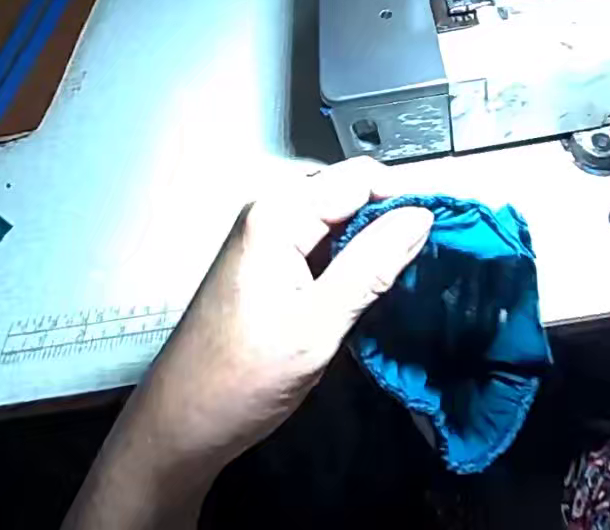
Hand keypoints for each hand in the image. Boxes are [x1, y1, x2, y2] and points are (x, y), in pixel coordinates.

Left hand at [66, 161, 431, 529]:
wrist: (177, 432)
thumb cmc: (240, 379)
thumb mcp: (318, 324)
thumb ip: (372, 264)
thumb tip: (421, 216)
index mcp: (278, 213)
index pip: (361, 177)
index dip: (402, 199)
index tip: (433, 233)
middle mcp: (271, 210)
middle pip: (350, 190)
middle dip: (387, 218)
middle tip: (411, 260)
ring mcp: (267, 232)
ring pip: (340, 214)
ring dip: (370, 237)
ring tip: (389, 275)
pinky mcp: (269, 256)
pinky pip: (324, 235)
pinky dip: (350, 252)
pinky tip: (359, 283)